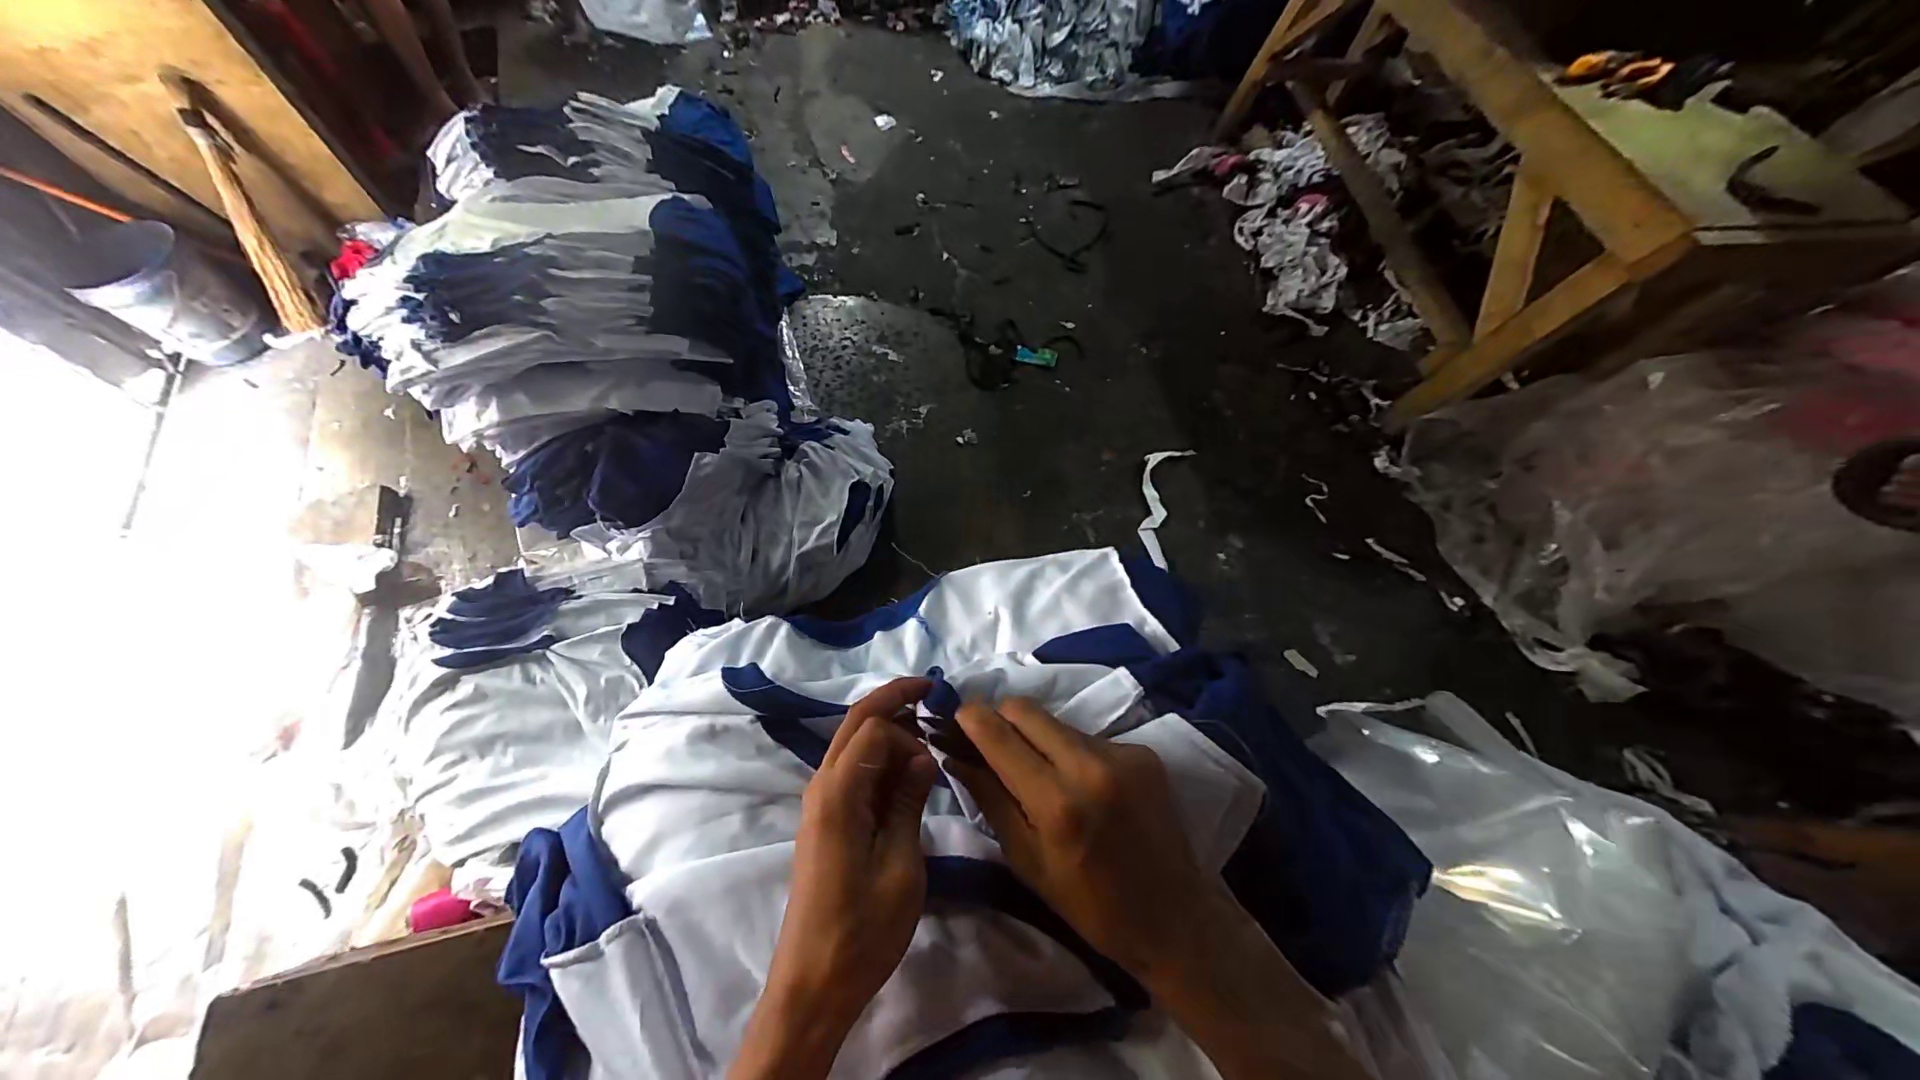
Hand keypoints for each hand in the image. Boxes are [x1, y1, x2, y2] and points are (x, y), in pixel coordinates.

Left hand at [729, 678, 938, 1079]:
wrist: (814, 982)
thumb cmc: (862, 929)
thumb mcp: (901, 865)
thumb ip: (909, 802)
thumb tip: (922, 755)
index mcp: (837, 793)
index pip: (872, 727)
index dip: (909, 729)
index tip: (939, 753)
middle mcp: (822, 786)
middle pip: (855, 721)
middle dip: (893, 700)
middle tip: (933, 693)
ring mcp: (820, 802)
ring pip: (852, 742)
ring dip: (888, 730)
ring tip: (929, 740)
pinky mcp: (826, 819)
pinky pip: (853, 770)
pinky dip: (880, 759)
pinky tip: (908, 773)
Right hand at [951, 697, 1367, 1079]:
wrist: (1174, 918)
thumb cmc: (1089, 905)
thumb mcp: (1026, 862)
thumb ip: (990, 800)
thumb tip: (956, 756)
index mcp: (1056, 802)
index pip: (998, 733)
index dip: (970, 718)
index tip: (955, 718)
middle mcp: (1090, 766)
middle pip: (1026, 709)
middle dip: (1000, 718)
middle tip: (993, 743)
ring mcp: (1123, 754)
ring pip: (1058, 722)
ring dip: (1038, 737)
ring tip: (1042, 772)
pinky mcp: (1144, 753)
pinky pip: (1089, 737)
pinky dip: (1073, 752)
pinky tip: (1083, 785)